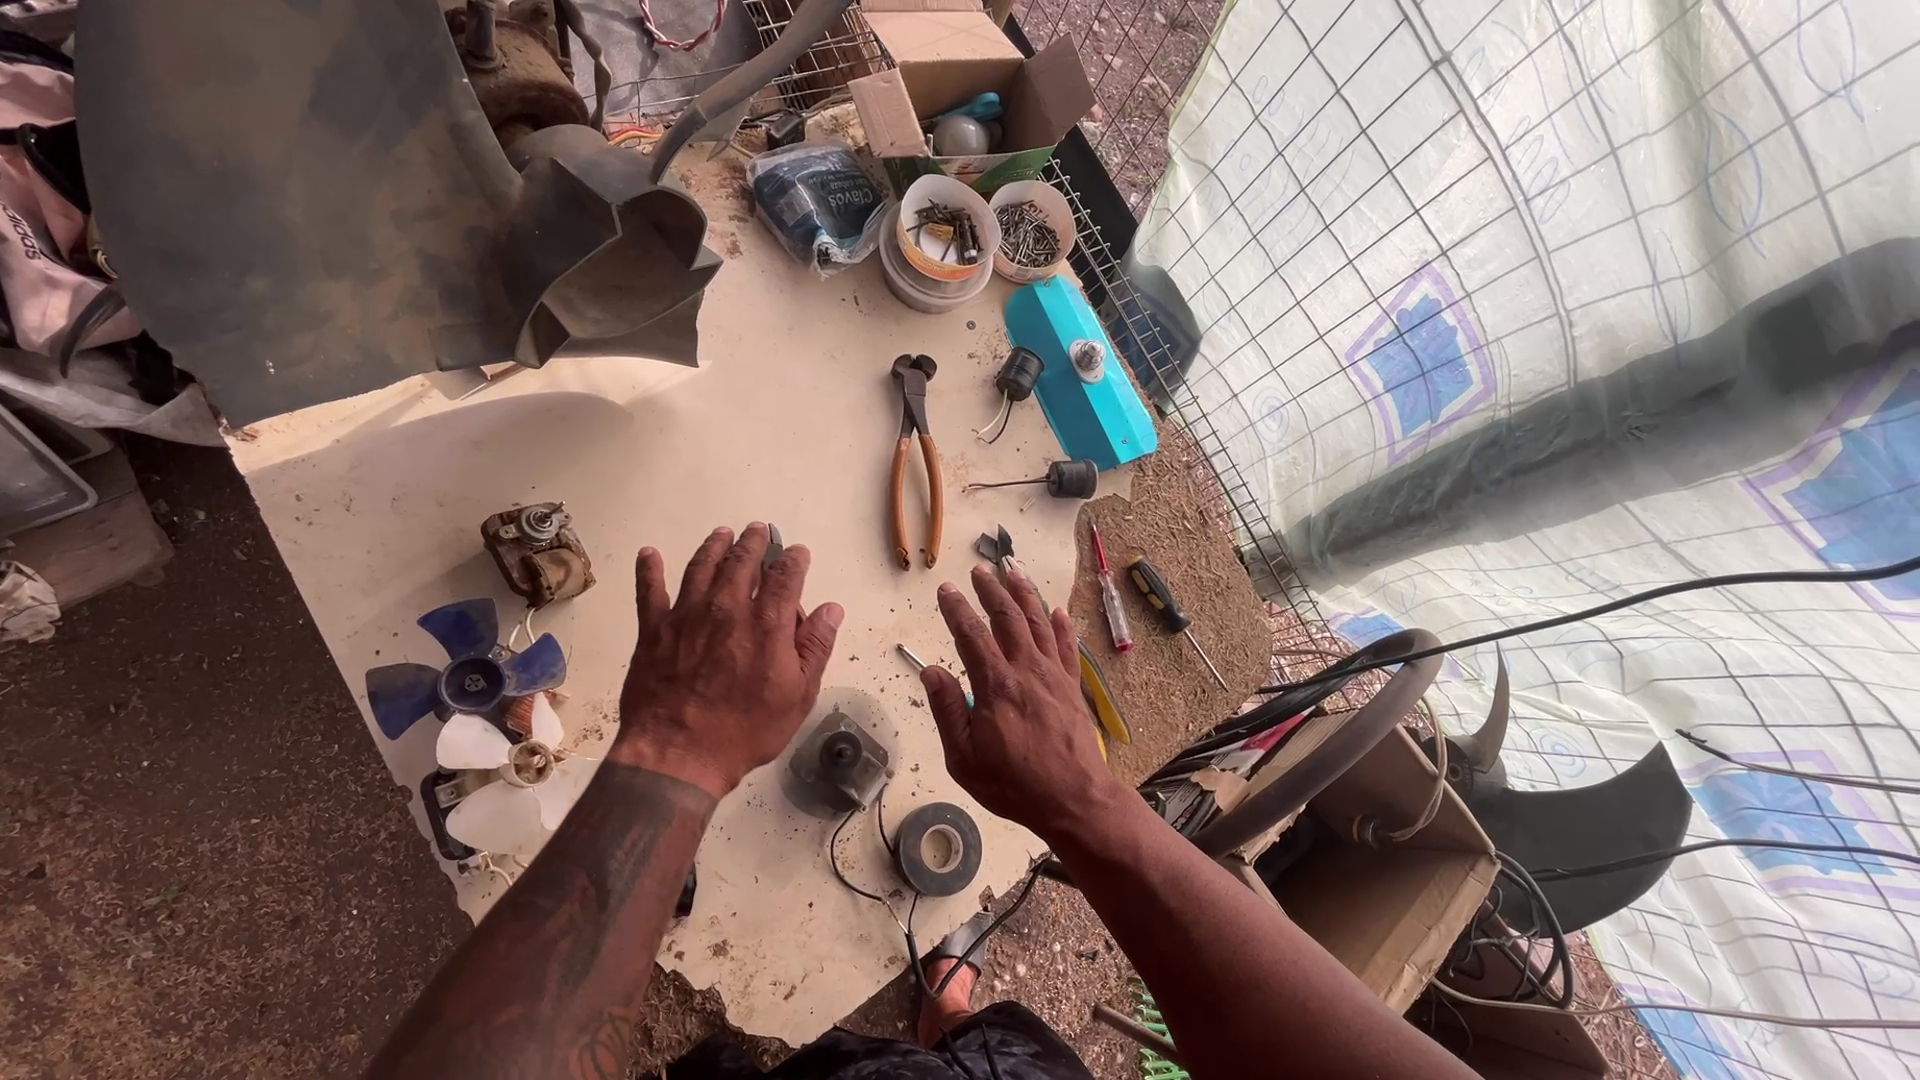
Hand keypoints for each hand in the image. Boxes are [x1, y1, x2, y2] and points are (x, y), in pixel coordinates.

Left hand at [613, 524, 842, 797]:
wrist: (678, 755)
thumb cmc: (746, 729)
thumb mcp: (798, 695)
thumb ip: (815, 647)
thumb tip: (830, 609)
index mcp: (767, 624)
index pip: (785, 577)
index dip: (794, 560)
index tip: (798, 552)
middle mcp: (727, 609)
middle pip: (741, 562)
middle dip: (753, 543)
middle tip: (757, 530)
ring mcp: (686, 616)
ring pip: (700, 567)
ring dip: (713, 546)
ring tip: (721, 533)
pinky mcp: (653, 631)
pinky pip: (649, 591)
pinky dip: (649, 570)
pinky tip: (649, 554)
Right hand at [921, 562, 1122, 842]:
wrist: (1074, 799)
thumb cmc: (1014, 783)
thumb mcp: (964, 757)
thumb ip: (948, 710)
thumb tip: (931, 671)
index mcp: (995, 685)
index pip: (970, 635)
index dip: (956, 609)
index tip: (946, 590)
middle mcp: (1026, 670)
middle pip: (1007, 617)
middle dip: (991, 590)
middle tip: (979, 571)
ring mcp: (1053, 675)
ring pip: (1038, 622)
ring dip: (1024, 594)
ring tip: (1014, 572)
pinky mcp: (1072, 686)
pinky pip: (1067, 646)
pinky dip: (1061, 625)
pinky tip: (1057, 610)